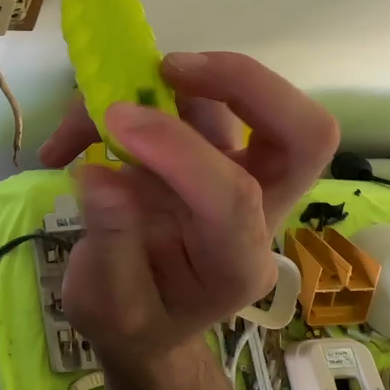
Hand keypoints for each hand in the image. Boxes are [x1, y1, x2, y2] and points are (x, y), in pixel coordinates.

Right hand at [40, 52, 339, 366]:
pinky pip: (196, 101)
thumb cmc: (129, 320)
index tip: (112, 120)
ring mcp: (241, 177)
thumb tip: (97, 171)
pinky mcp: (213, 152)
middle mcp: (258, 214)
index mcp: (237, 263)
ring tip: (97, 101)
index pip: (232, 194)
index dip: (175, 147)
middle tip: (168, 69)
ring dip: (172, 83)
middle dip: (242, 85)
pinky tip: (86, 119)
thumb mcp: (105, 305)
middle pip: (302, 135)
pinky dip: (142, 91)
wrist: (142, 321)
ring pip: (244, 103)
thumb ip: (108, 242)